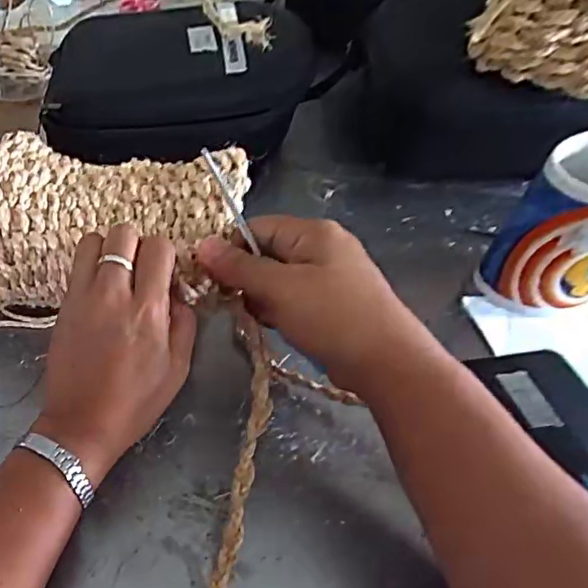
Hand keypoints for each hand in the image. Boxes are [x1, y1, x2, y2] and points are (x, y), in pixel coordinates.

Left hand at [34, 224, 197, 483]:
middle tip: (141, 273)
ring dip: (108, 250)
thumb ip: (184, 323)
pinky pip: (75, 267)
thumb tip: (177, 295)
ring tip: (116, 276)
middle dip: (137, 246)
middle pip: (123, 234)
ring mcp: (82, 298)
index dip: (166, 257)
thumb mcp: (177, 369)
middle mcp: (112, 294)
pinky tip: (98, 294)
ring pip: (92, 241)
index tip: (166, 278)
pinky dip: (89, 268)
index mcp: (147, 311)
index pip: (159, 248)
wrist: (81, 423)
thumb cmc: (134, 403)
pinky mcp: (63, 306)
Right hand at [196, 216, 438, 391]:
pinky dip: (278, 312)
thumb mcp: (280, 289)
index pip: (255, 227)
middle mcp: (322, 247)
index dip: (229, 250)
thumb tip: (202, 245)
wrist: (384, 360)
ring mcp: (329, 276)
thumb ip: (239, 267)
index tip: (209, 278)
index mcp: (313, 232)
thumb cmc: (331, 317)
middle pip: (265, 253)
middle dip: (245, 279)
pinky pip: (292, 299)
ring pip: (276, 280)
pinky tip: (277, 328)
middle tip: (233, 304)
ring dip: (261, 300)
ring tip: (260, 319)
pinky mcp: (330, 303)